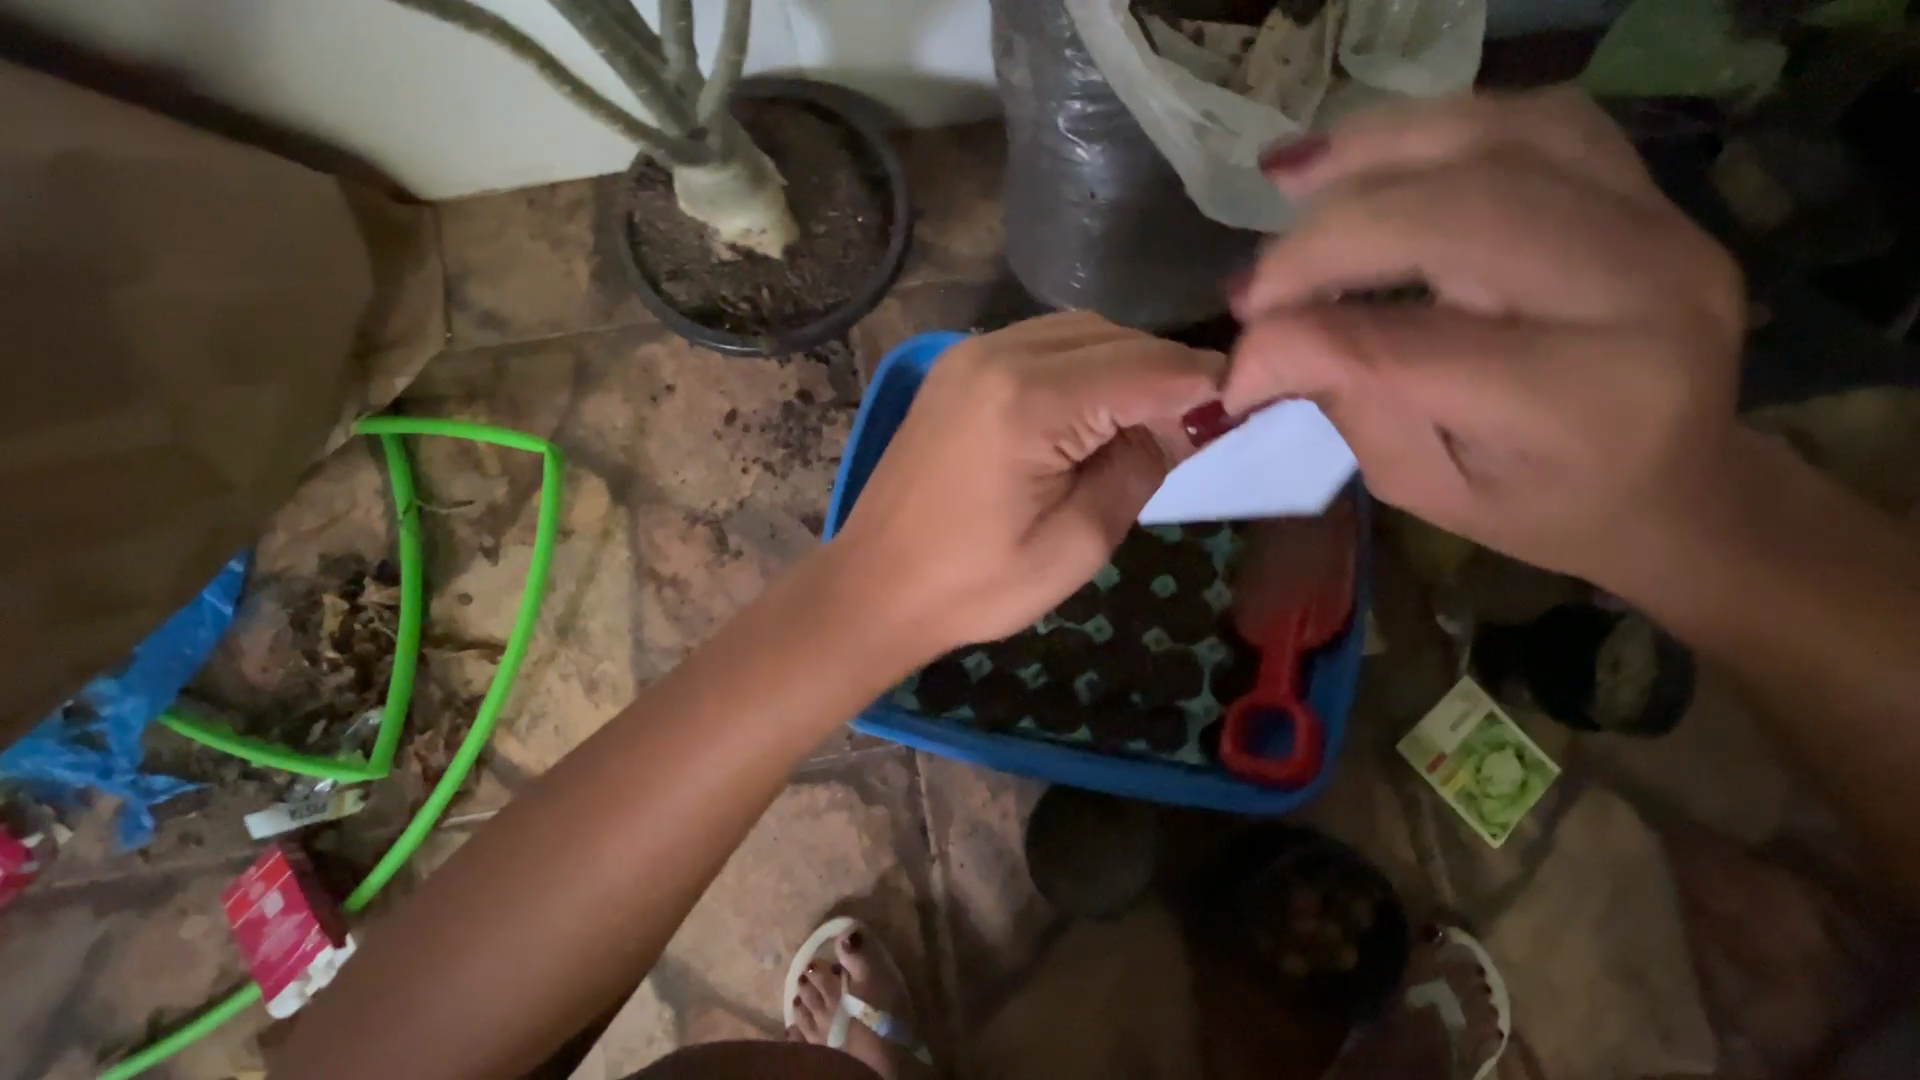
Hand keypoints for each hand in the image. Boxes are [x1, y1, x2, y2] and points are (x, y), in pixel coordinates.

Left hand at [831, 313, 1219, 651]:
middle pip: (1114, 338)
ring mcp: (969, 354)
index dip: (1203, 383)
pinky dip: (1081, 368)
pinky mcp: (955, 368)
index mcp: (1030, 400)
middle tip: (1198, 424)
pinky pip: (1040, 346)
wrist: (875, 586)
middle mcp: (998, 354)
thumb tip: (1179, 424)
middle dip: (1165, 374)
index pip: (1146, 368)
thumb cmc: (975, 584)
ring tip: (1149, 422)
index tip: (1246, 404)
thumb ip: (1139, 468)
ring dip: (1124, 367)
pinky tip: (1093, 412)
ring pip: (1079, 333)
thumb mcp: (1078, 543)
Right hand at [1227, 88, 1746, 588]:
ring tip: (1285, 183)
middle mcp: (1635, 294)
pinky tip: (1364, 153)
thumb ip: (1354, 407)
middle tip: (1251, 290)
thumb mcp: (1427, 488)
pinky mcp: (1646, 188)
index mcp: (1576, 402)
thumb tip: (1266, 344)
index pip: (1401, 348)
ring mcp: (1657, 223)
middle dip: (1323, 245)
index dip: (1292, 347)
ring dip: (1370, 155)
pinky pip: (1534, 120)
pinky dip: (1433, 127)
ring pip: (1495, 142)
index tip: (1236, 375)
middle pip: (1454, 219)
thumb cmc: (1541, 505)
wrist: (1675, 480)